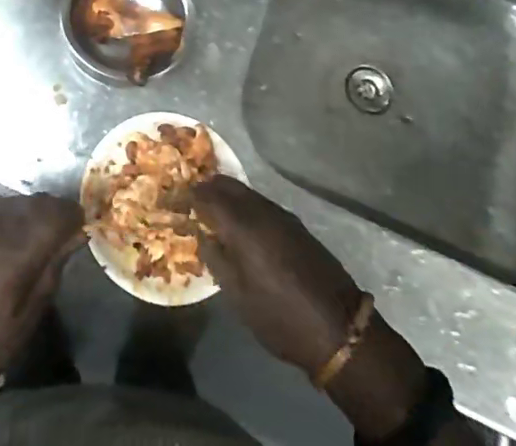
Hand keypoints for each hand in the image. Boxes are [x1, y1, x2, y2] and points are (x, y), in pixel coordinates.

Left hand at [0, 192, 83, 403]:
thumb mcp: (30, 314)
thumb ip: (53, 268)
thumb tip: (74, 236)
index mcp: (18, 250)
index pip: (57, 212)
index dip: (74, 216)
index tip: (83, 228)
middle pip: (37, 201)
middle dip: (56, 212)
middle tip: (65, 233)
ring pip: (16, 200)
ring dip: (33, 210)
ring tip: (39, 234)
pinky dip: (10, 211)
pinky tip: (12, 231)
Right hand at [193, 175, 365, 369]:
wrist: (340, 330)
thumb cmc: (280, 318)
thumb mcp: (238, 296)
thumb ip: (216, 259)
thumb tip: (202, 235)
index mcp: (244, 228)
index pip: (208, 197)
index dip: (189, 196)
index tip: (175, 199)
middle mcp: (262, 213)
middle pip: (229, 186)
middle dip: (208, 187)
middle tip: (192, 199)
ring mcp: (283, 216)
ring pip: (247, 192)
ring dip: (227, 194)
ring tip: (212, 209)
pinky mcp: (296, 225)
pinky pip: (262, 203)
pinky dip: (245, 204)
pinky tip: (241, 221)